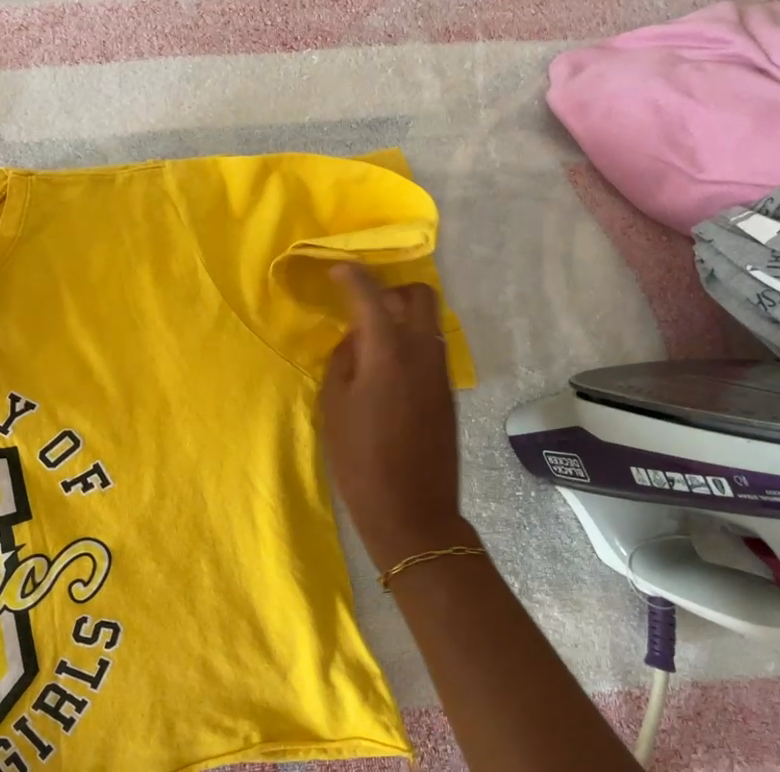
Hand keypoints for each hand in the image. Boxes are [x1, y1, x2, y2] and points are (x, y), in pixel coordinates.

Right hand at [320, 265, 473, 569]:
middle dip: (389, 290)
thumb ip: (344, 360)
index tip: (336, 270)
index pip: (371, 296)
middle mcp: (421, 353)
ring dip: (401, 317)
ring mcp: (439, 372)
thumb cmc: (359, 458)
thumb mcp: (333, 404)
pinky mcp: (446, 393)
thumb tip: (355, 339)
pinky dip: (408, 342)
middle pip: (419, 296)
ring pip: (428, 321)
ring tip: (368, 340)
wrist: (410, 510)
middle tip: (361, 306)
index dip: (352, 277)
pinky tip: (383, 369)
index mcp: (388, 352)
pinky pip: (429, 348)